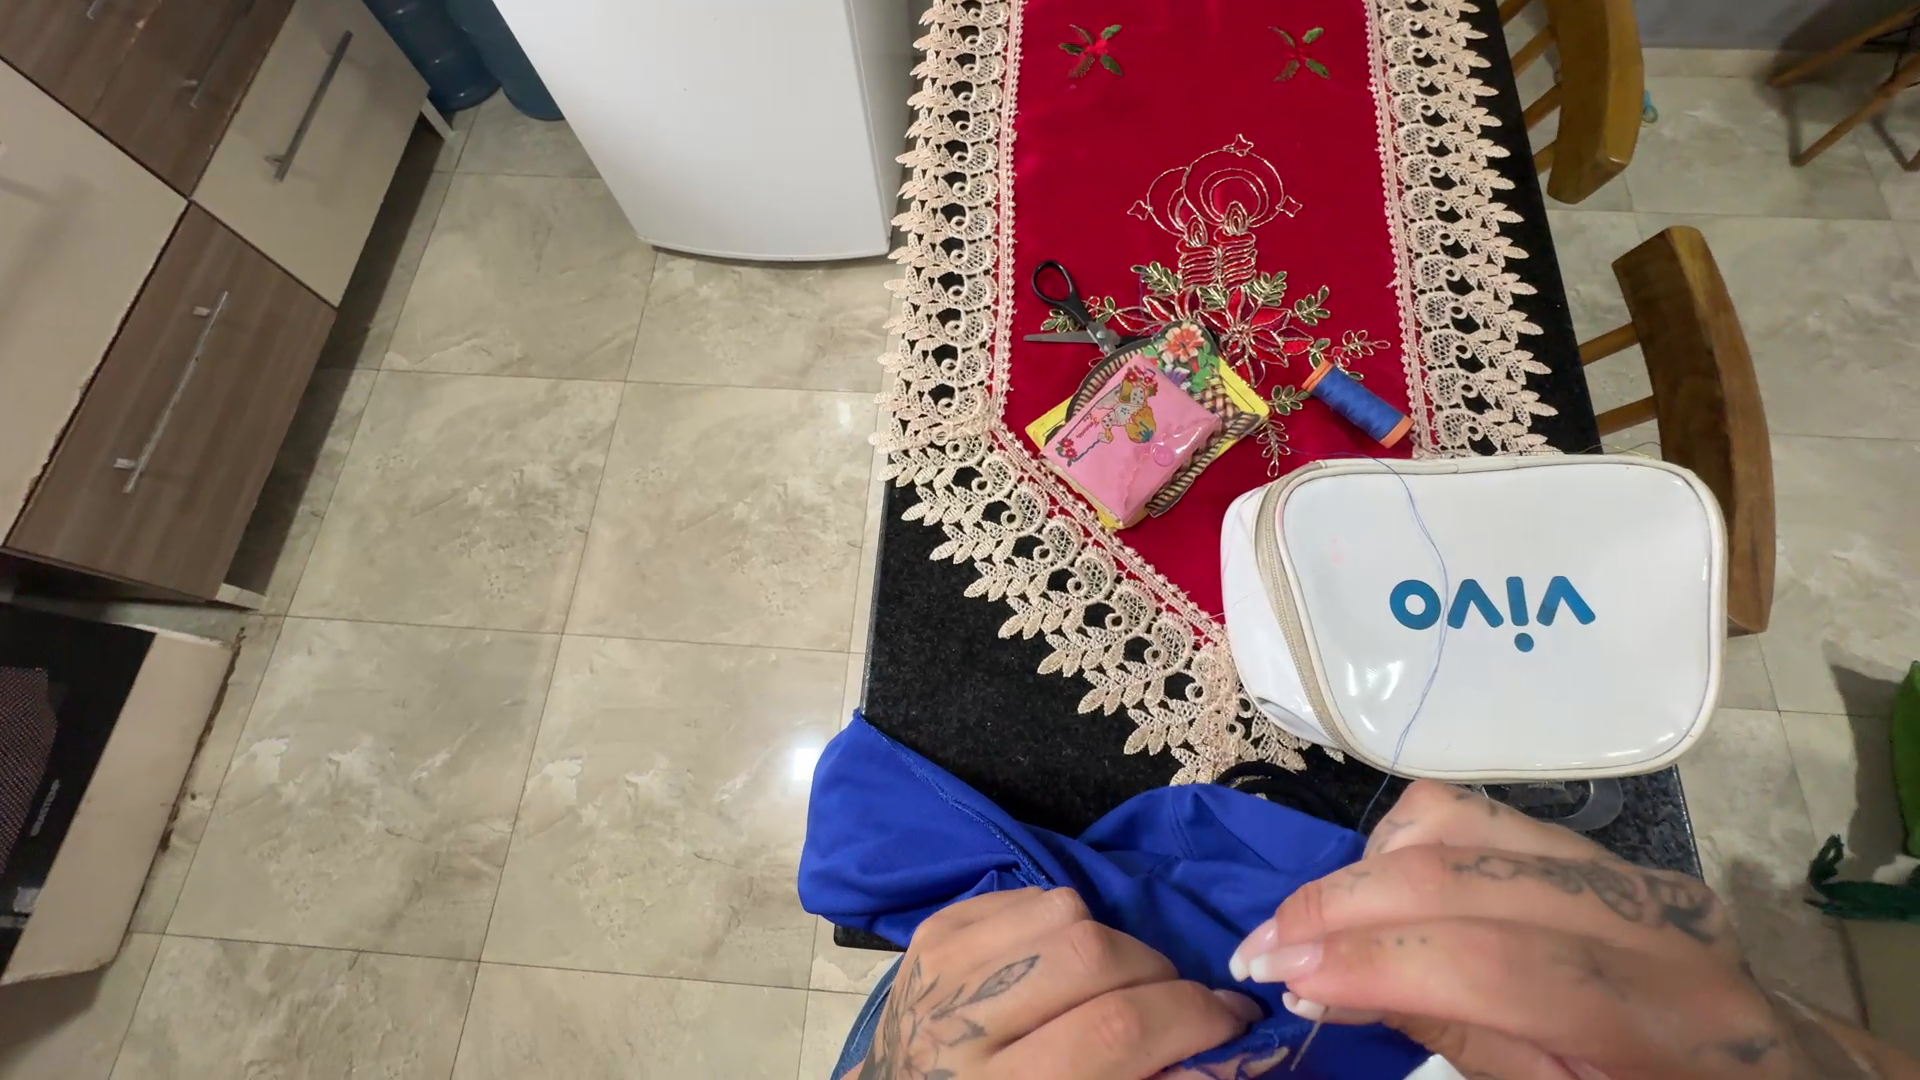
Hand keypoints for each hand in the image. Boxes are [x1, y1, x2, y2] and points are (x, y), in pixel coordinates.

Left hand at [856, 887, 1283, 1079]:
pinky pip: (1027, 896)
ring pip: (1061, 911)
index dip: (1190, 1016)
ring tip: (1118, 979)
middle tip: (1177, 997)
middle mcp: (962, 1019)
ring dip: (1112, 941)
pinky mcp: (935, 928)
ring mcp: (942, 963)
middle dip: (1157, 971)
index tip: (1234, 1016)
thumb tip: (1223, 1043)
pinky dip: (1064, 922)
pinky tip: (1065, 960)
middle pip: (1089, 954)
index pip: (1115, 1028)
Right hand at [1228, 780, 1918, 1078]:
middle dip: (1336, 907)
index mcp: (1673, 1019)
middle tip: (1262, 942)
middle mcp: (1647, 915)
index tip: (1278, 973)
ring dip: (1360, 869)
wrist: (1756, 1068)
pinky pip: (1459, 807)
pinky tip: (1385, 885)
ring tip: (1327, 921)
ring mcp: (1609, 859)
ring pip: (1447, 823)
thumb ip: (1443, 1031)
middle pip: (1454, 877)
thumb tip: (1313, 982)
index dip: (1372, 962)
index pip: (1493, 964)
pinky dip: (1397, 838)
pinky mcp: (1571, 834)